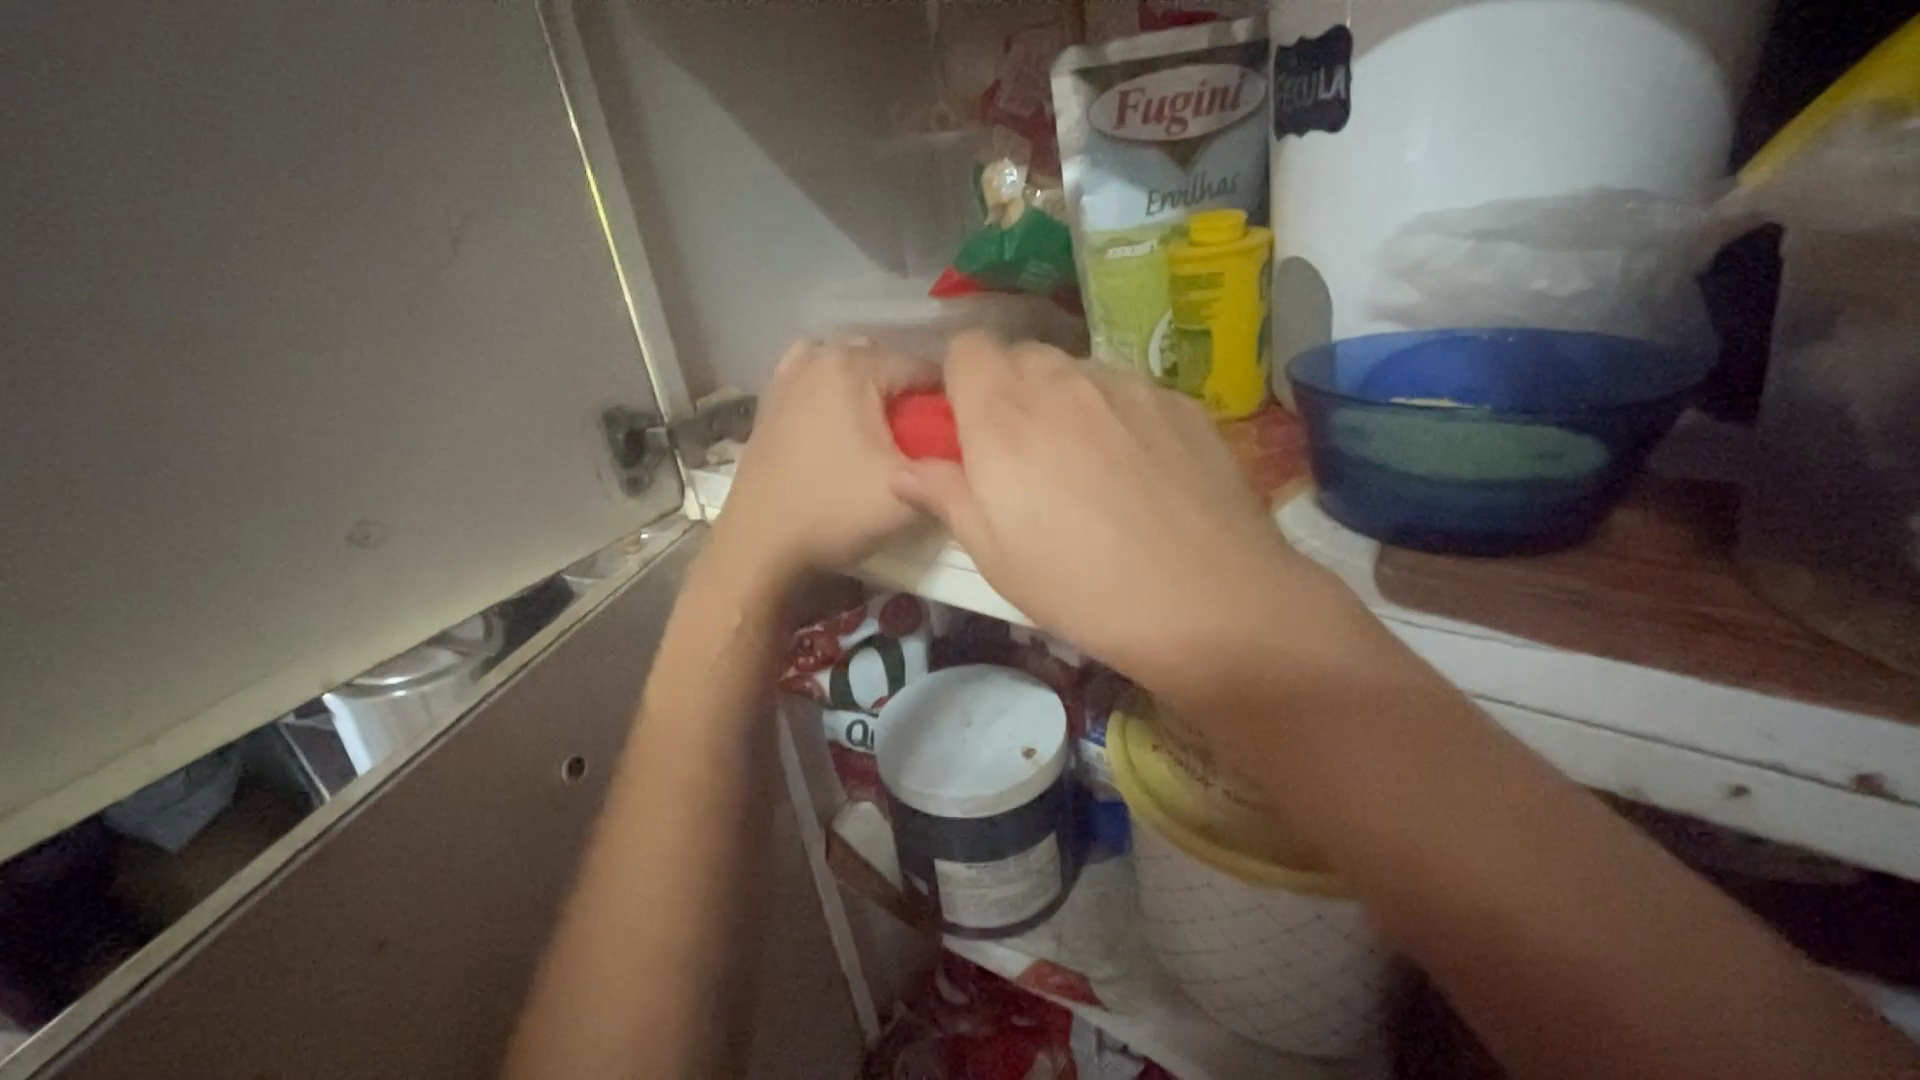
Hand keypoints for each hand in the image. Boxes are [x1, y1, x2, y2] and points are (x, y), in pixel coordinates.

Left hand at [717, 340, 937, 587]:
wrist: (760, 548)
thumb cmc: (835, 511)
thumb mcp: (908, 490)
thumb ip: (948, 460)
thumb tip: (968, 445)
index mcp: (852, 365)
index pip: (924, 368)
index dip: (946, 404)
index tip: (952, 440)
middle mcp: (817, 356)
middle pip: (885, 365)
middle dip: (907, 398)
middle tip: (918, 443)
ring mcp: (786, 377)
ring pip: (848, 371)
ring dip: (869, 394)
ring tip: (879, 434)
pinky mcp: (769, 403)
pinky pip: (815, 383)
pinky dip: (834, 397)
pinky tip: (840, 430)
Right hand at [890, 332, 1318, 697]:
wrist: (1207, 601)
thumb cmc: (1080, 587)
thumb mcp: (995, 555)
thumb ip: (947, 496)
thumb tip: (908, 468)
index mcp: (1003, 414)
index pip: (966, 347)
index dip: (961, 380)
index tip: (968, 426)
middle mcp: (1064, 381)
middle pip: (1022, 356)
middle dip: (1012, 392)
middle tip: (1024, 455)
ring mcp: (1128, 386)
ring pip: (1079, 372)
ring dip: (1067, 402)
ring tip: (1088, 466)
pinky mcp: (1180, 401)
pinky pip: (1130, 393)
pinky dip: (1119, 416)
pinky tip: (1141, 472)